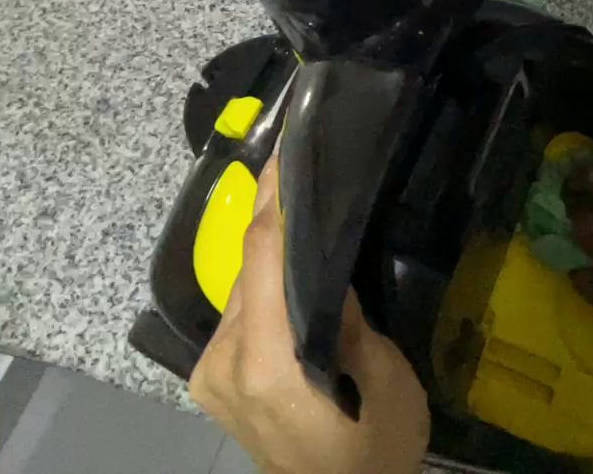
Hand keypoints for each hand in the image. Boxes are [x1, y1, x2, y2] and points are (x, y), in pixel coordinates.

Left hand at [189, 159, 429, 473]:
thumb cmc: (374, 444)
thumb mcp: (382, 376)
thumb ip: (345, 312)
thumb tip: (323, 252)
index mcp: (265, 361)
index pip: (261, 254)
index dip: (273, 194)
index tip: (289, 147)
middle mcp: (224, 361)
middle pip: (247, 265)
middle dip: (274, 211)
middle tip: (304, 162)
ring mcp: (210, 373)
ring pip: (241, 284)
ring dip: (269, 244)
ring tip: (300, 200)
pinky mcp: (211, 379)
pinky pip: (239, 308)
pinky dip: (262, 276)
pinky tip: (286, 257)